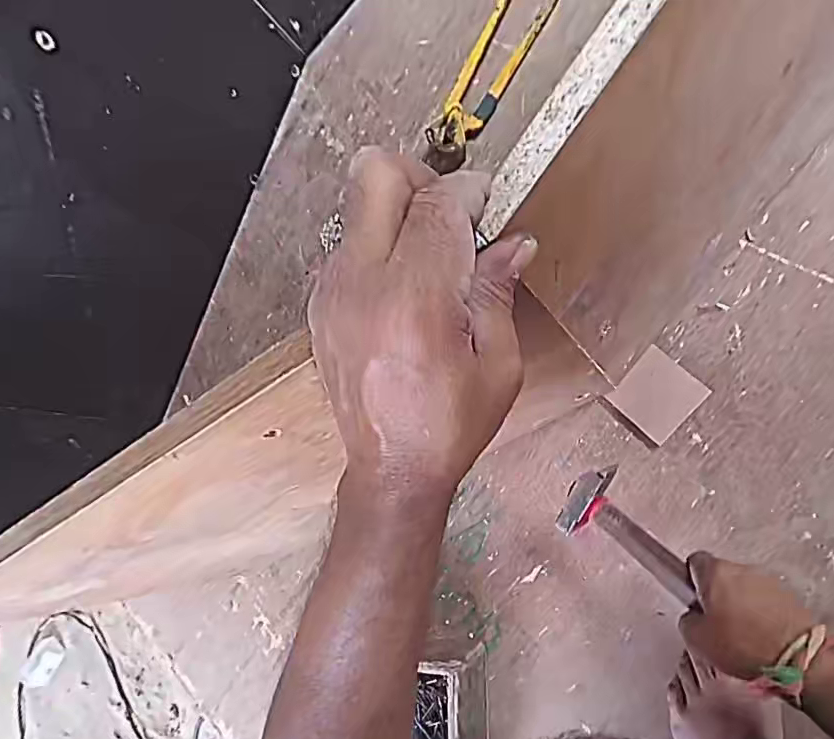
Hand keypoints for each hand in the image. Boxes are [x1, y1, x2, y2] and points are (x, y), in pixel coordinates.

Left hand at [308, 147, 537, 496]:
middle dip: (421, 177)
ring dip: (397, 214)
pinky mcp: (321, 308)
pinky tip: (403, 289)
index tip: (488, 205)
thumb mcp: (497, 365)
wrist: (391, 469)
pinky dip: (378, 248)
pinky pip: (348, 247)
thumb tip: (513, 245)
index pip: (439, 202)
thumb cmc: (444, 429)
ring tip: (430, 262)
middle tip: (449, 214)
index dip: (471, 192)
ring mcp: (333, 294)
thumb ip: (498, 292)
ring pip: (357, 206)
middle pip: (378, 173)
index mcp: (415, 300)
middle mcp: (364, 286)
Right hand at [679, 553, 820, 677]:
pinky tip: (758, 636)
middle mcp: (744, 569)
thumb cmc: (741, 644)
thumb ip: (688, 619)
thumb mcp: (697, 638)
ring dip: (739, 603)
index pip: (695, 561)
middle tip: (713, 622)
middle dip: (716, 594)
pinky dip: (759, 612)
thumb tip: (694, 615)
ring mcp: (769, 581)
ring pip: (744, 587)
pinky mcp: (789, 596)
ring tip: (739, 633)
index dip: (689, 579)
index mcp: (716, 573)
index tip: (691, 599)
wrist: (797, 657)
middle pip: (721, 575)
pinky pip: (764, 600)